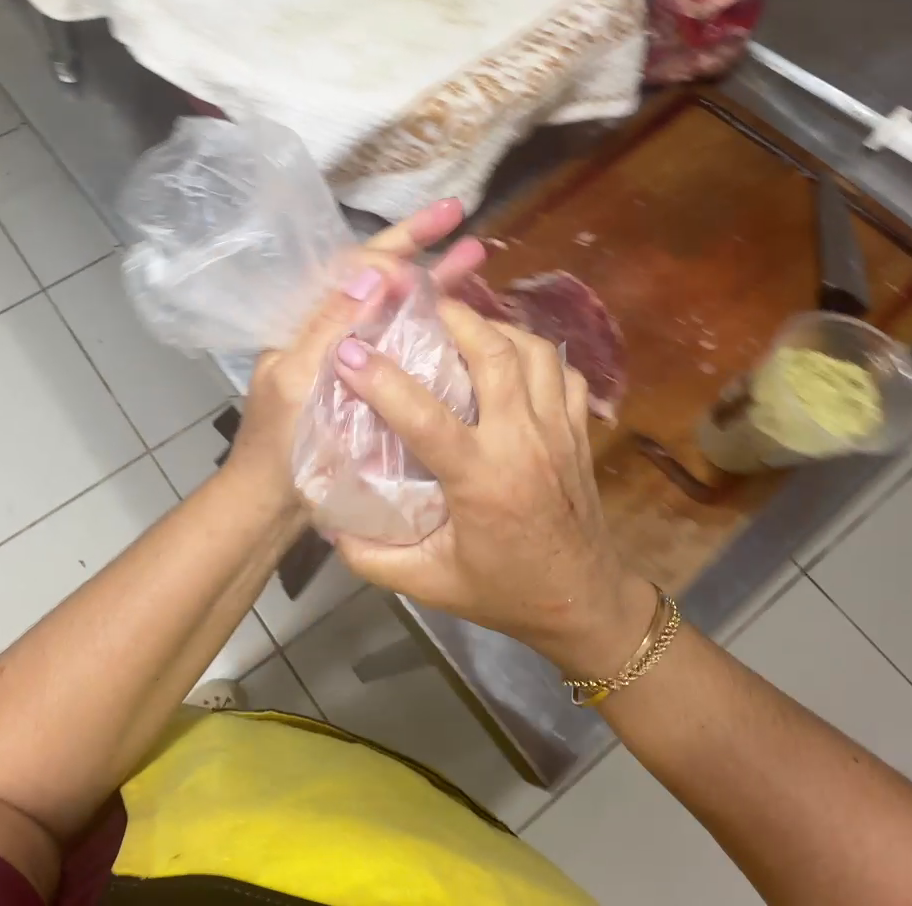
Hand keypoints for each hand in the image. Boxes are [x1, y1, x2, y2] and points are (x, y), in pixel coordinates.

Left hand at [220, 200, 486, 517]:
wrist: (276, 500)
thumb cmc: (278, 443)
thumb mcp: (297, 382)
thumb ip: (328, 327)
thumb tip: (372, 274)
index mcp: (307, 320)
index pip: (349, 271)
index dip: (386, 260)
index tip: (418, 270)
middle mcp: (334, 327)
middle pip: (379, 275)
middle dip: (417, 243)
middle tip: (455, 211)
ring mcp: (358, 353)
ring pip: (400, 304)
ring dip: (436, 277)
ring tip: (477, 250)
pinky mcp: (375, 380)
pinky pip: (409, 340)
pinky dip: (438, 322)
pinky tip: (470, 312)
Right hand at [326, 299, 658, 676]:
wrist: (585, 605)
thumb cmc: (502, 592)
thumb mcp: (427, 584)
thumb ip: (370, 556)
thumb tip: (326, 522)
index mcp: (481, 480)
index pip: (425, 417)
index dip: (382, 379)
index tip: (347, 350)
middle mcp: (523, 443)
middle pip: (495, 355)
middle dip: (454, 318)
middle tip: (417, 305)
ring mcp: (559, 431)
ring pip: (535, 352)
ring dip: (495, 327)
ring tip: (460, 323)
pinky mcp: (579, 432)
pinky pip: (563, 372)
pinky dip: (534, 353)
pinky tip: (508, 357)